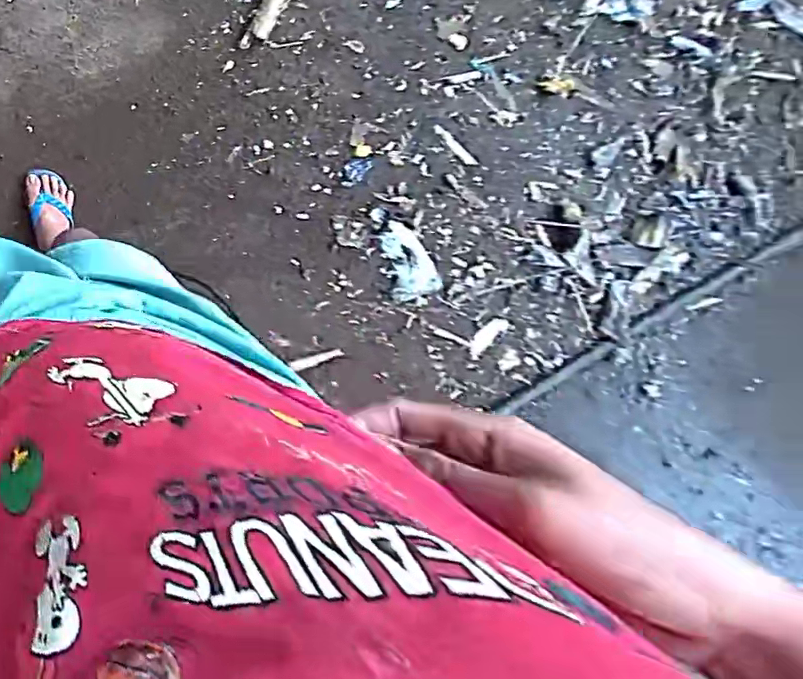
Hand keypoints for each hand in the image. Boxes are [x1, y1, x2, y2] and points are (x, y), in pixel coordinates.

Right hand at [353, 400, 802, 676]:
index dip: (362, 424)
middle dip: (370, 472)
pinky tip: (396, 556)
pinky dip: (418, 545)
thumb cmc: (635, 546)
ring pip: (420, 504)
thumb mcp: (530, 502)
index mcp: (489, 440)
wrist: (721, 631)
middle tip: (329, 488)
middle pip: (405, 461)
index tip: (326, 444)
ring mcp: (488, 515)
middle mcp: (480, 472)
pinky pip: (442, 542)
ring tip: (354, 524)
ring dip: (394, 512)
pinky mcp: (496, 557)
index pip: (402, 416)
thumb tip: (373, 452)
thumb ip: (448, 477)